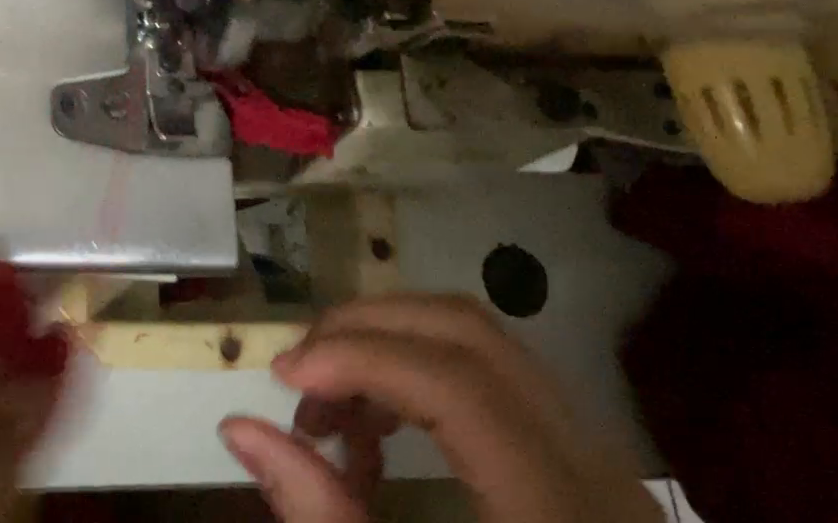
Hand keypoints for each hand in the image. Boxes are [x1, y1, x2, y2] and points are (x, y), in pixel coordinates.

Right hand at [219, 295, 662, 522]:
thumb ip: (321, 520)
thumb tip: (240, 428)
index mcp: (557, 514)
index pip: (456, 386)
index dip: (360, 360)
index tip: (282, 376)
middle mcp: (594, 468)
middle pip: (469, 335)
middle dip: (367, 333)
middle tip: (298, 378)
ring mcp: (598, 458)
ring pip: (481, 343)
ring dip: (390, 349)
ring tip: (332, 409)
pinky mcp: (581, 461)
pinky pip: (493, 376)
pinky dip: (420, 376)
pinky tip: (378, 428)